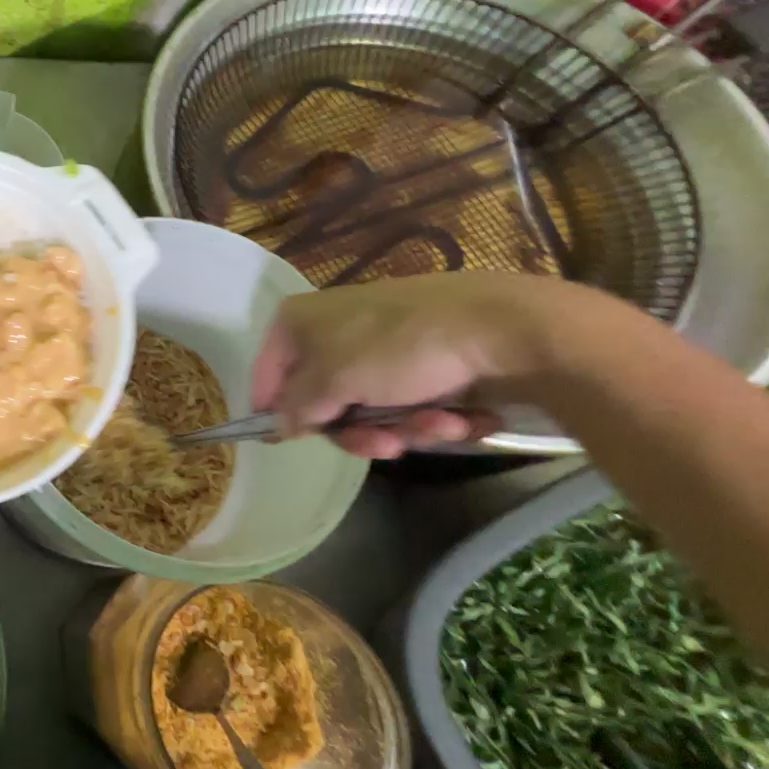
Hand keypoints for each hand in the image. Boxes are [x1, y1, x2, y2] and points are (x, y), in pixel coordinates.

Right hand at [248, 273, 564, 458]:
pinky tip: (459, 416)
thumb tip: (275, 425)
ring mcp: (377, 343)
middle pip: (325, 400)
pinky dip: (432, 415)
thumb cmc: (396, 347)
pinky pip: (408, 399)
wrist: (500, 326)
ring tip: (439, 425)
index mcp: (296, 322)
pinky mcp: (420, 357)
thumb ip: (296, 407)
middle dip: (361, 430)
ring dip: (404, 428)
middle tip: (386, 446)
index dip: (279, 413)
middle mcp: (330, 329)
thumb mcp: (332, 381)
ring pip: (371, 407)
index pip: (268, 376)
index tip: (296, 443)